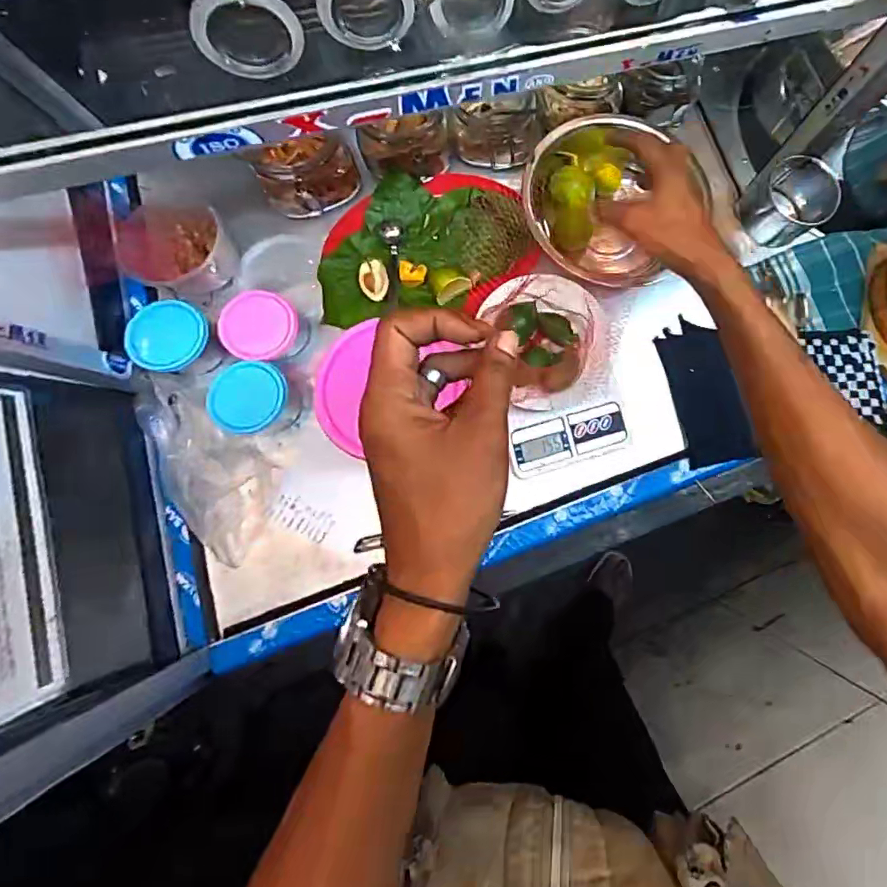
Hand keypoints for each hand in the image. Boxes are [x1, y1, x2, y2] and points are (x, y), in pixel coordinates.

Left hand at [359, 310, 518, 649]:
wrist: (432, 568)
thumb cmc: (454, 502)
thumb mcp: (482, 434)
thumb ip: (493, 377)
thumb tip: (505, 336)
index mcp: (387, 397)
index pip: (398, 327)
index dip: (441, 318)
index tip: (482, 333)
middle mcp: (381, 404)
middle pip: (411, 348)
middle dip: (458, 342)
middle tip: (500, 350)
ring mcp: (392, 425)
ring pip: (424, 376)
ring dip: (462, 369)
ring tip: (505, 377)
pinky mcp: (406, 443)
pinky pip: (429, 403)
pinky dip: (457, 395)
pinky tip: (490, 400)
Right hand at [601, 132, 739, 285]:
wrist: (701, 258)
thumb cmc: (671, 235)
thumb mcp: (632, 222)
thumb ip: (609, 210)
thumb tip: (593, 204)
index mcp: (667, 169)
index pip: (644, 142)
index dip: (624, 137)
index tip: (608, 137)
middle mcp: (680, 172)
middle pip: (663, 146)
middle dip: (642, 144)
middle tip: (624, 147)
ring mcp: (687, 187)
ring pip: (668, 163)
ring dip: (650, 161)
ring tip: (631, 167)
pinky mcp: (688, 202)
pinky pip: (669, 180)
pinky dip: (654, 179)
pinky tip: (643, 193)